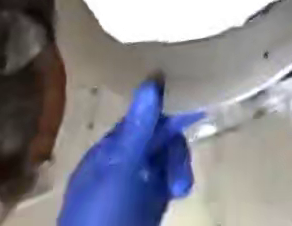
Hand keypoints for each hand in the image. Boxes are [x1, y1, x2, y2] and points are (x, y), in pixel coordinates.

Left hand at [59, 80, 202, 225]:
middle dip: (174, 142)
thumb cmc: (102, 218)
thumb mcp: (120, 170)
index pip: (139, 118)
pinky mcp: (148, 208)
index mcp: (106, 153)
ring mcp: (134, 189)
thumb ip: (138, 127)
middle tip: (188, 148)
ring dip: (178, 164)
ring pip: (165, 158)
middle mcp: (120, 166)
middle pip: (157, 137)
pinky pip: (168, 181)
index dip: (162, 106)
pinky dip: (178, 181)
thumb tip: (151, 79)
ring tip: (180, 188)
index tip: (189, 97)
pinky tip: (180, 193)